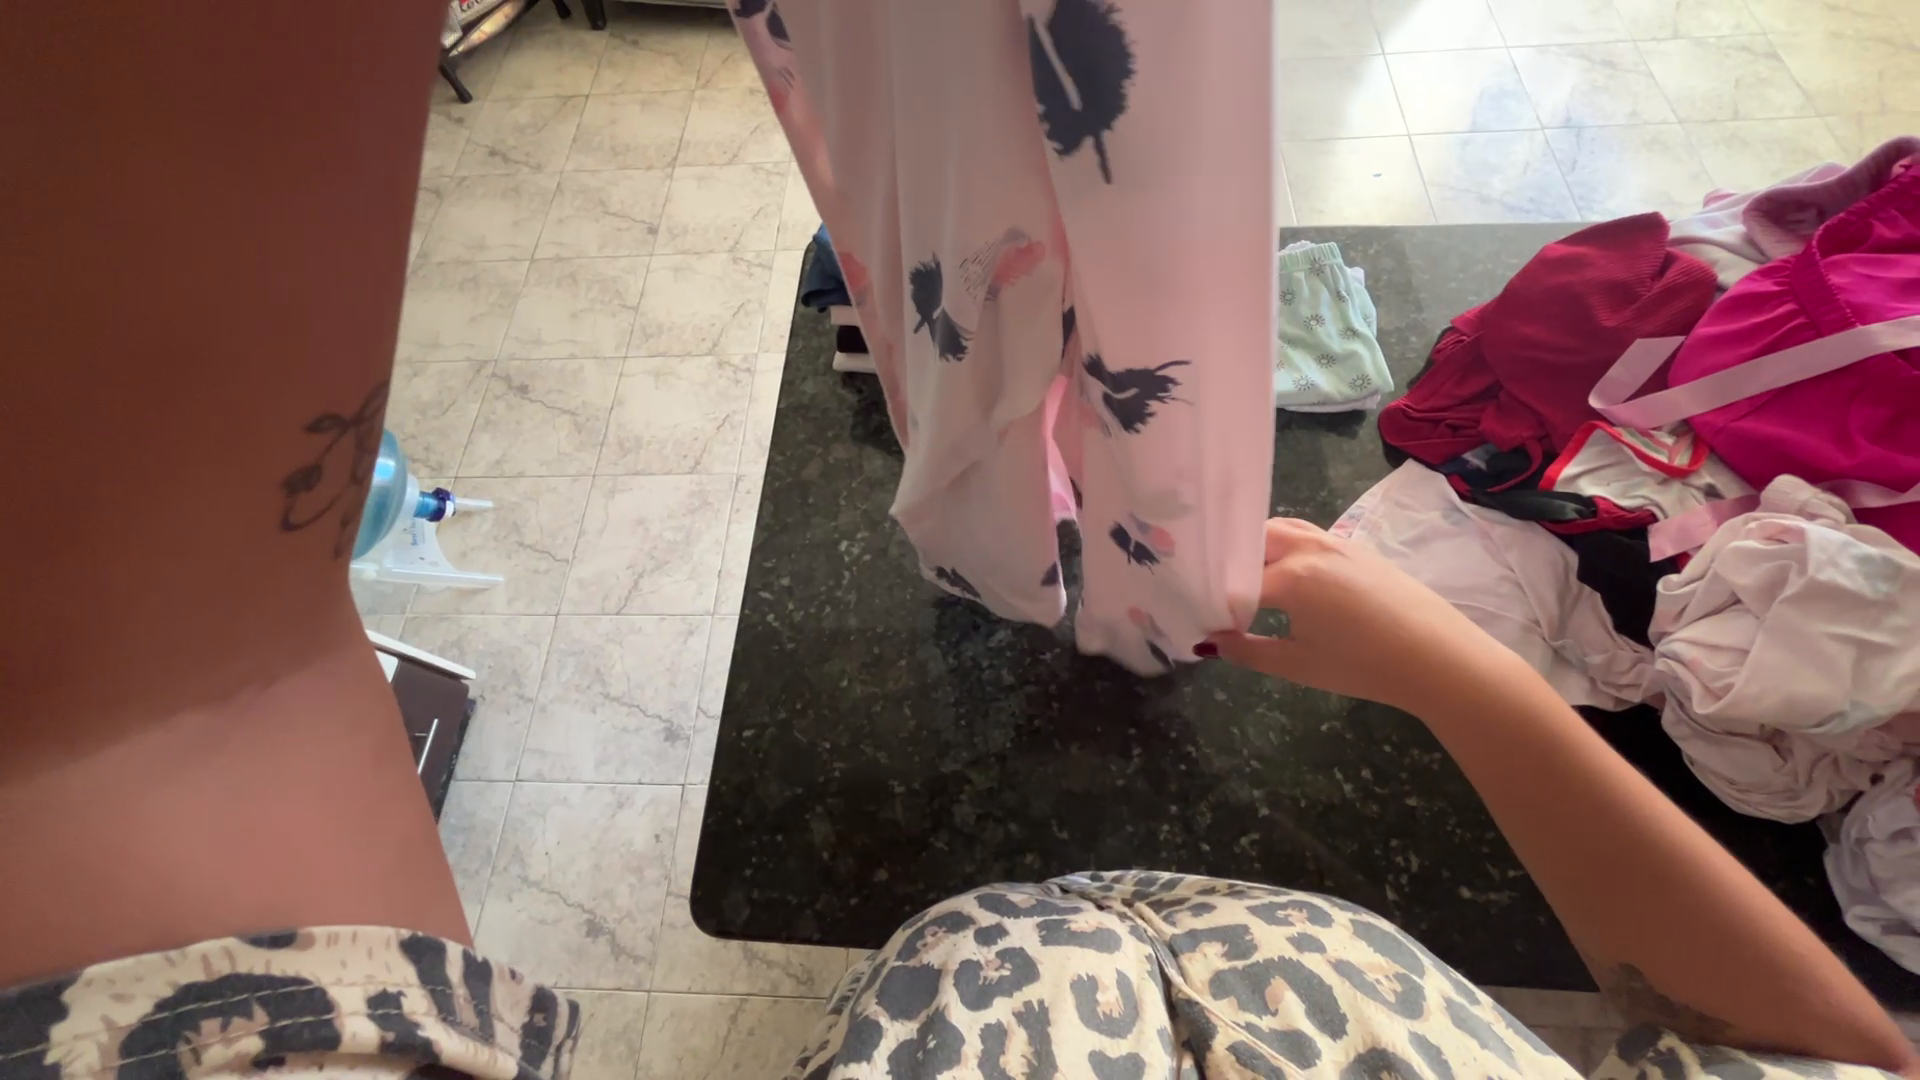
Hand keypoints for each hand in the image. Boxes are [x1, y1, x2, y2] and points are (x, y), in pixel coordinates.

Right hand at [1204, 518, 1515, 712]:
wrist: (1439, 659)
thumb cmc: (1363, 666)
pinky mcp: (1354, 547)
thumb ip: (1245, 650)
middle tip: (1212, 587)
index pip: (1232, 581)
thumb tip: (1209, 640)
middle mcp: (1307, 548)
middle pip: (1250, 539)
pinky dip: (1282, 545)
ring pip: (1278, 529)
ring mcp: (1333, 542)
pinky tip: (1284, 573)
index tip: (1199, 615)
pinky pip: (1304, 534)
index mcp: (1289, 577)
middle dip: (1228, 560)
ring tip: (1243, 575)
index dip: (1211, 599)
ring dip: (1255, 546)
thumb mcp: (1296, 665)